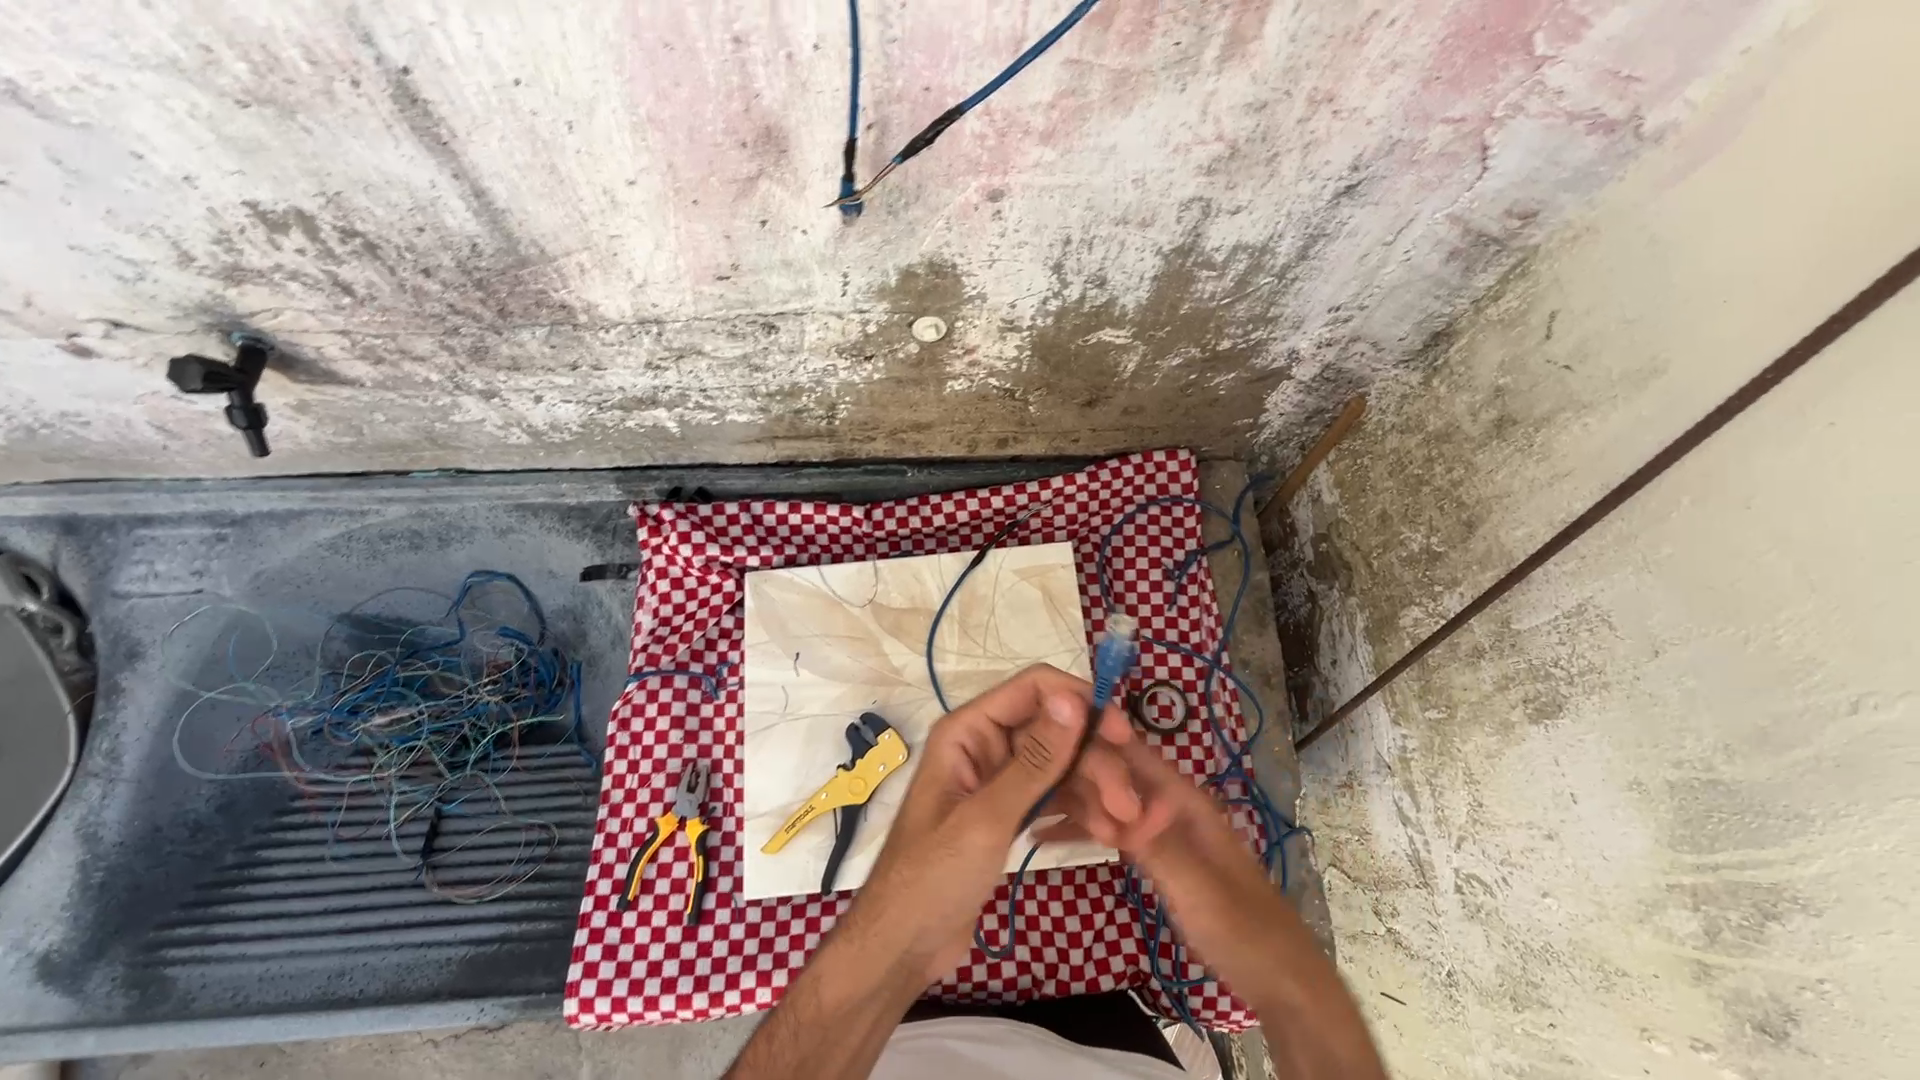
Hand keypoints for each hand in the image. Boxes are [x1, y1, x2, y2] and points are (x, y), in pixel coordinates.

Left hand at [842, 664, 1139, 984]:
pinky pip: (1055, 795)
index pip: (1035, 689)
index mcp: (968, 730)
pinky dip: (1081, 810)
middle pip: (1056, 731)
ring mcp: (999, 780)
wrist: (905, 943)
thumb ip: (1035, 761)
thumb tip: (1073, 700)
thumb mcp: (988, 818)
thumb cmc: (933, 876)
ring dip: (1096, 791)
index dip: (1082, 703)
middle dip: (1096, 762)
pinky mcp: (1010, 812)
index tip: (1123, 736)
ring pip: (1062, 765)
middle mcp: (985, 744)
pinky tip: (1109, 833)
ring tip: (1128, 828)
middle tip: (1130, 806)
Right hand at [1032, 732, 1276, 967]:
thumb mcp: (1198, 890)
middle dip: (1076, 773)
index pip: (1136, 756)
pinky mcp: (1162, 860)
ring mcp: (1167, 834)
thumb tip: (1110, 798)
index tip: (1048, 734)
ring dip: (1076, 802)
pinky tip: (1049, 837)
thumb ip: (1156, 844)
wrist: (1282, 983)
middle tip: (1025, 780)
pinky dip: (1087, 832)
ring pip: (1113, 804)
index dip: (1097, 740)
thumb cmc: (1245, 933)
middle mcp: (1175, 809)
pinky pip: (1117, 833)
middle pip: (1119, 777)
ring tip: (1025, 804)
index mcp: (1188, 804)